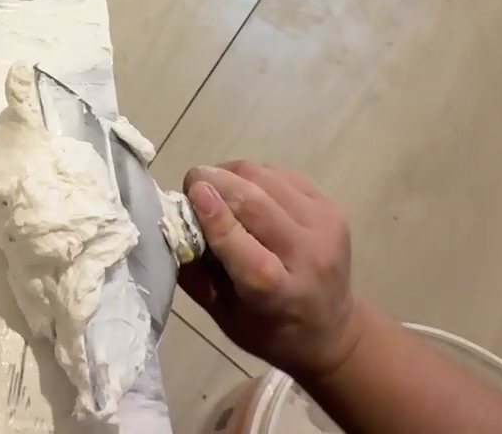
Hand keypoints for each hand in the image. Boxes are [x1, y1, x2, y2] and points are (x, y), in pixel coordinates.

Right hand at [177, 162, 365, 381]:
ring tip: (217, 187)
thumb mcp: (223, 315)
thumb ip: (194, 272)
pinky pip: (279, 173)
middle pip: (256, 204)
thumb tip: (167, 226)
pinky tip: (245, 188)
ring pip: (264, 178)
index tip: (192, 192)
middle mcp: (308, 258)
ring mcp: (324, 228)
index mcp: (279, 295)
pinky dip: (252, 174)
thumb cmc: (267, 327)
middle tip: (192, 184)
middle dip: (215, 181)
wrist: (334, 330)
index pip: (246, 251)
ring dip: (230, 174)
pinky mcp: (331, 207)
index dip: (217, 218)